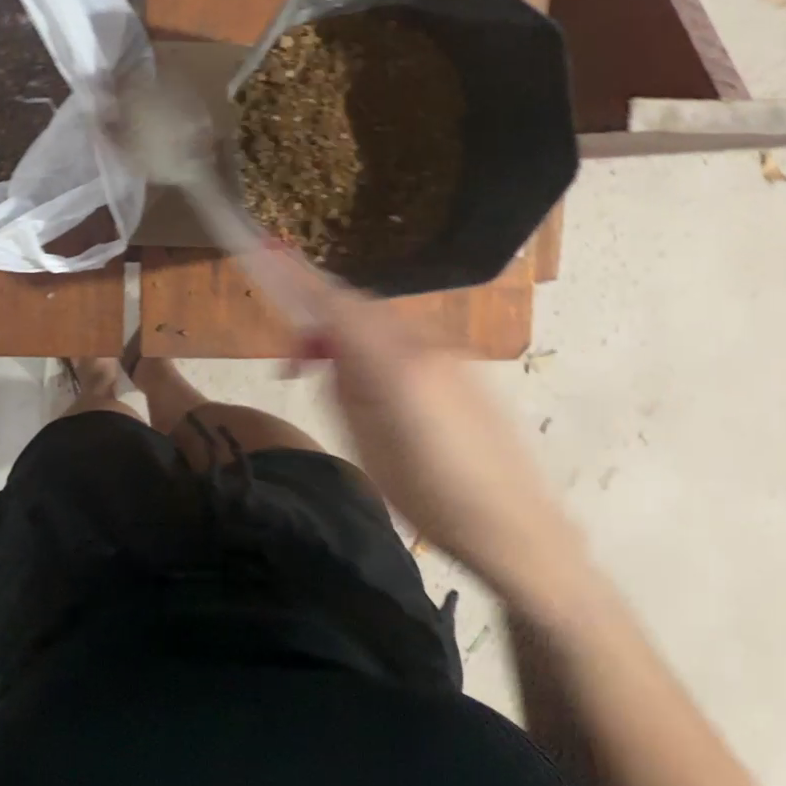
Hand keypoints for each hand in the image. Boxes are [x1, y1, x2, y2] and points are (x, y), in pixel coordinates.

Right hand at [275, 252, 583, 604]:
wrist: (516, 526)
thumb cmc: (428, 496)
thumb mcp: (365, 444)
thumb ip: (342, 384)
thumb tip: (325, 348)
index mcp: (395, 363)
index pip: (337, 305)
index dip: (299, 280)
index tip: (269, 259)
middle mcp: (426, 346)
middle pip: (362, 308)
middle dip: (322, 320)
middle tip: (297, 363)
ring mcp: (453, 355)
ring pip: (386, 324)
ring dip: (351, 335)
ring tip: (336, 380)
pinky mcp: (468, 370)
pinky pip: (410, 341)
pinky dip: (379, 347)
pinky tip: (377, 387)